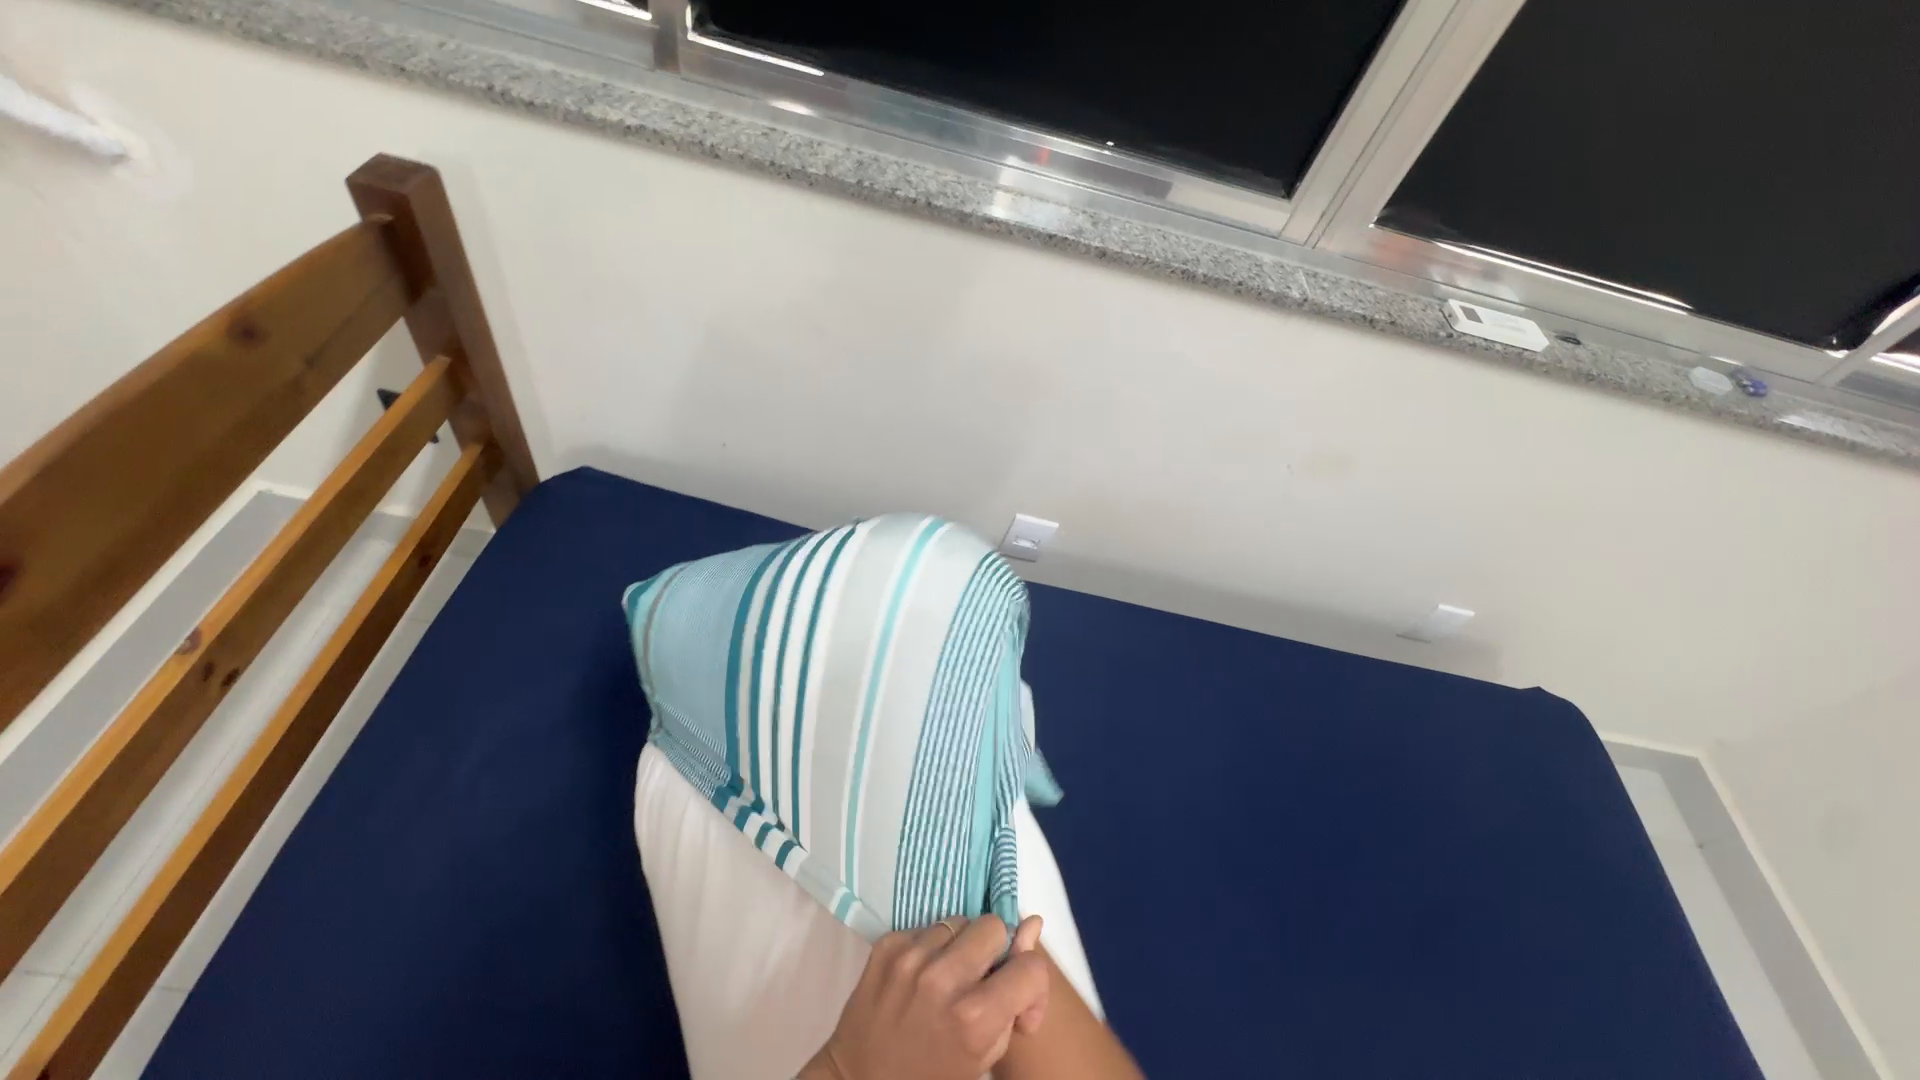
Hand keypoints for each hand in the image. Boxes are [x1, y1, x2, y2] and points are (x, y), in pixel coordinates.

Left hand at [801, 914, 1047, 1079]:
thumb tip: (1032, 925)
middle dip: (994, 951)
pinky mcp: (885, 945)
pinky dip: (931, 946)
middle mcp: (942, 979)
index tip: (1018, 999)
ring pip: (958, 921)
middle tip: (980, 980)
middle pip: (992, 926)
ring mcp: (910, 958)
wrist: (861, 1079)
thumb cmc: (932, 1074)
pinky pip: (927, 926)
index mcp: (974, 1018)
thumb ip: (1013, 993)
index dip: (1031, 984)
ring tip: (948, 978)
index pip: (1029, 968)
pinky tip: (922, 974)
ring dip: (961, 946)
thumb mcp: (984, 1050)